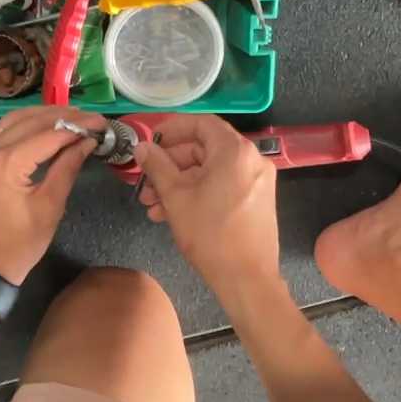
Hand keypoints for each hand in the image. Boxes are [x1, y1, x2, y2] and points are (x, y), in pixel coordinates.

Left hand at [0, 106, 106, 284]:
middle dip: (64, 117)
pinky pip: (3, 130)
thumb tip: (87, 141)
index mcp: (6, 163)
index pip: (48, 134)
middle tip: (92, 119)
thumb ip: (67, 167)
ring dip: (44, 116)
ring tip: (74, 118)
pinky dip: (26, 124)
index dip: (78, 126)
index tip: (101, 123)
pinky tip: (46, 125)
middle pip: (31, 121)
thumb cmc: (19, 244)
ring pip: (15, 120)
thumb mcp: (50, 206)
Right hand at [136, 114, 281, 294]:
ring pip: (210, 171)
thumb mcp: (175, 196)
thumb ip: (157, 165)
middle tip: (146, 181)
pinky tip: (172, 213)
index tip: (151, 142)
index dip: (172, 128)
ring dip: (180, 183)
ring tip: (153, 205)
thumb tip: (143, 147)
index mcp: (234, 151)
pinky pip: (223, 186)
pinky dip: (198, 193)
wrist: (246, 278)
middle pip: (204, 148)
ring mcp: (257, 181)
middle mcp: (251, 159)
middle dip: (171, 164)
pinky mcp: (257, 201)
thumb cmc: (209, 233)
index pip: (201, 123)